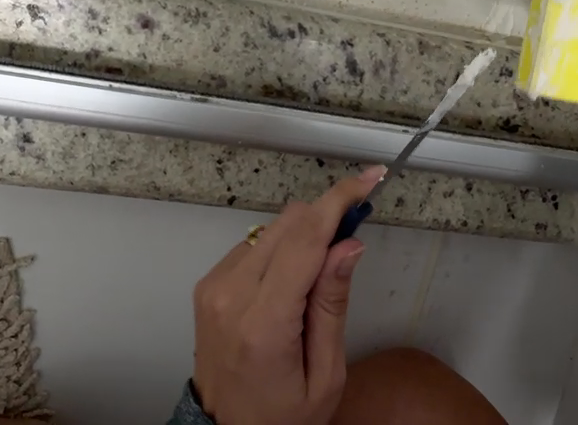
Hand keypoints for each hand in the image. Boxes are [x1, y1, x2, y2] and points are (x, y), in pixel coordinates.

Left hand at [192, 167, 382, 424]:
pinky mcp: (208, 282)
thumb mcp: (325, 376)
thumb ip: (332, 304)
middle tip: (354, 232)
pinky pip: (254, 243)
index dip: (339, 201)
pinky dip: (281, 248)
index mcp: (264, 323)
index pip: (305, 240)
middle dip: (326, 215)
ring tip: (320, 272)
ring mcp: (214, 285)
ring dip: (304, 233)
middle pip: (289, 223)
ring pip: (272, 227)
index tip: (370, 177)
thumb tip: (349, 243)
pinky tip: (291, 281)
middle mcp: (231, 293)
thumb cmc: (282, 418)